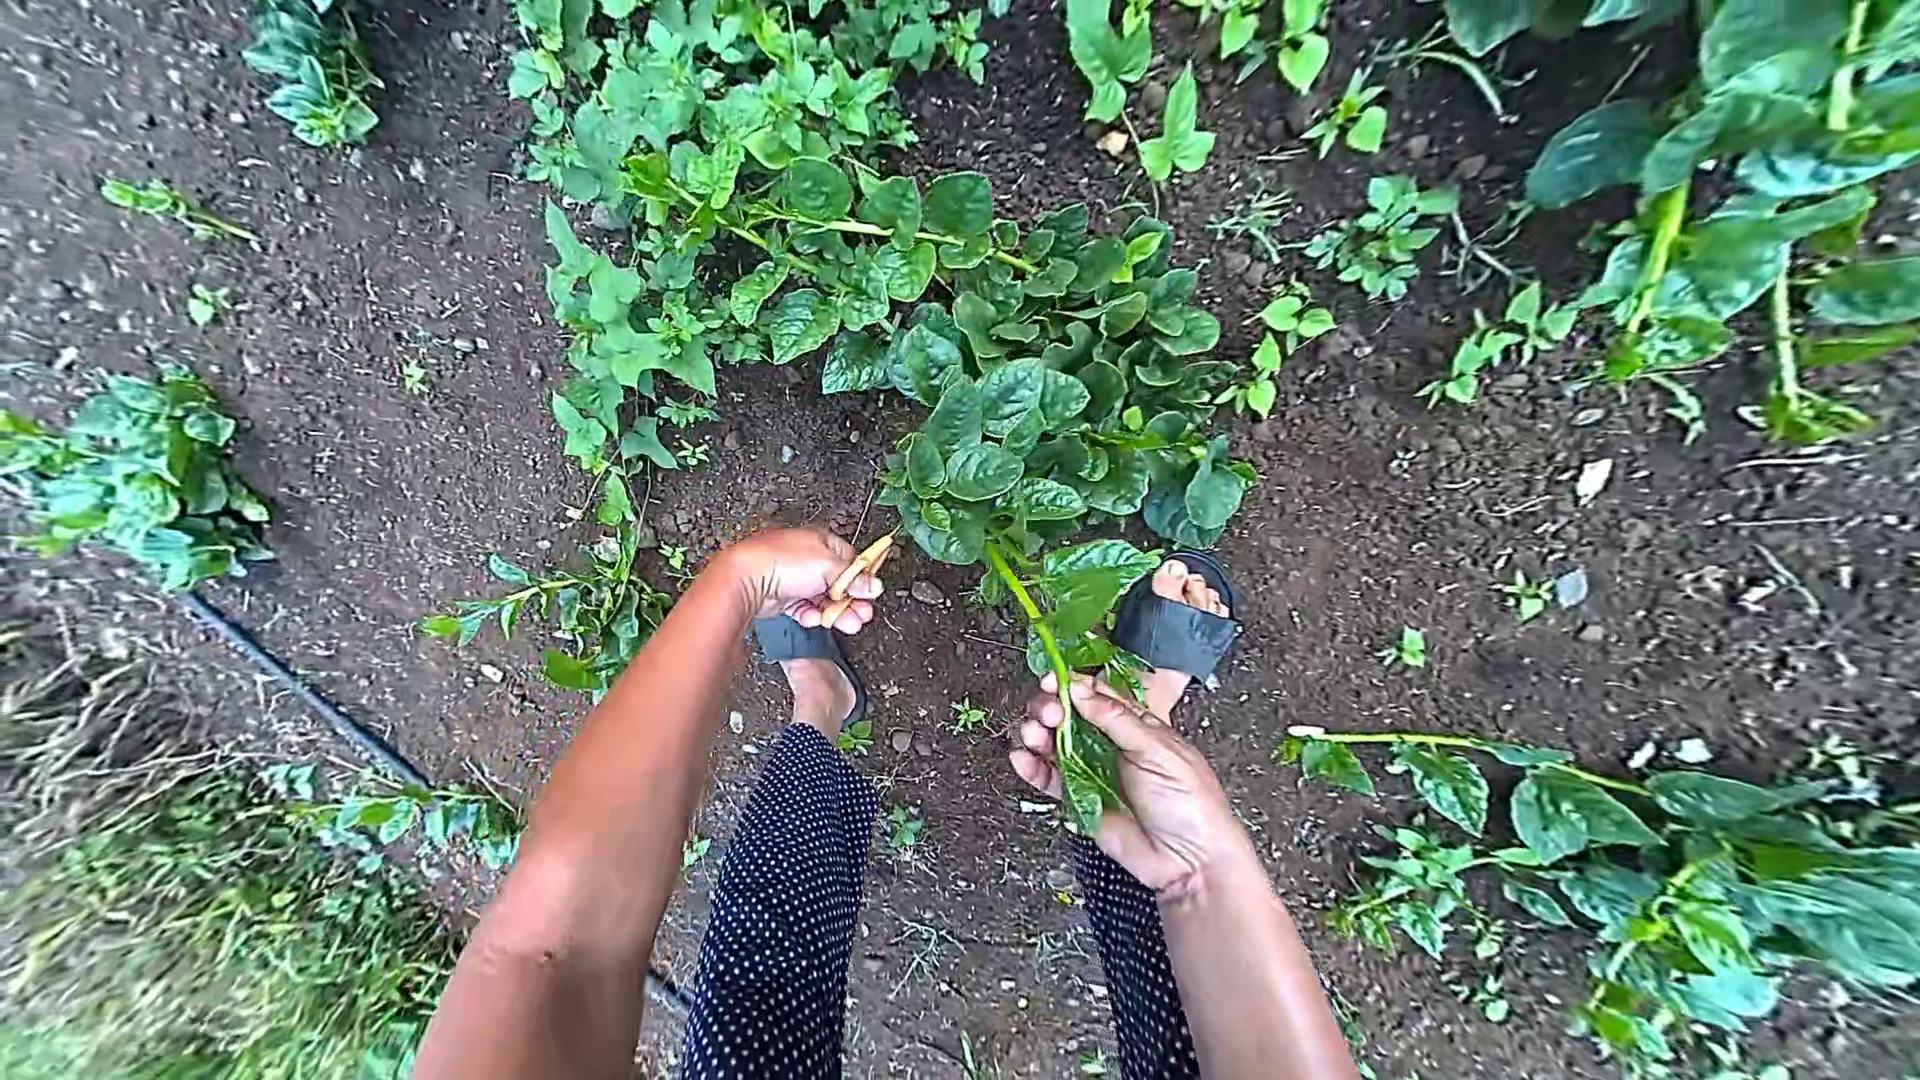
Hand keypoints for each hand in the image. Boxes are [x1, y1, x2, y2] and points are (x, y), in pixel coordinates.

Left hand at [715, 526, 884, 632]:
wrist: (746, 579)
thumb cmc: (781, 561)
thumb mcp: (830, 566)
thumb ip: (855, 578)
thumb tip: (873, 585)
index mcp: (823, 542)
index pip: (852, 561)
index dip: (861, 579)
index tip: (869, 593)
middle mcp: (809, 558)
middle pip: (840, 583)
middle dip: (851, 601)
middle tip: (861, 613)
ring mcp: (796, 578)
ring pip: (824, 599)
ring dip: (836, 613)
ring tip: (846, 623)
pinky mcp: (785, 596)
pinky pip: (806, 608)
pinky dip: (812, 615)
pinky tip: (814, 619)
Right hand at [1011, 673, 1255, 896]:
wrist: (1191, 864)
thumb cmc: (1190, 803)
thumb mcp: (1157, 750)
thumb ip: (1116, 718)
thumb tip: (1080, 689)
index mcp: (1130, 724)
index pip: (1093, 694)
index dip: (1070, 685)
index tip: (1052, 681)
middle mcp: (1106, 743)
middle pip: (1065, 715)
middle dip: (1049, 707)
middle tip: (1050, 713)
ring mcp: (1089, 770)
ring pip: (1051, 742)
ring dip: (1035, 733)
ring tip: (1034, 735)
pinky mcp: (1076, 798)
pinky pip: (1047, 778)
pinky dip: (1030, 766)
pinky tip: (1022, 757)